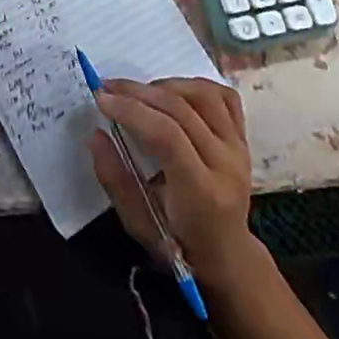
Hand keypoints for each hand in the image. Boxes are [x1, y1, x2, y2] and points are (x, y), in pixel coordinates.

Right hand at [89, 78, 260, 283]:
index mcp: (200, 192)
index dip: (132, 111)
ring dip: (164, 85)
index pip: (167, 136)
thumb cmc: (176, 242)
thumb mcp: (136, 222)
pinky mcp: (242, 139)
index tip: (101, 100)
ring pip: (203, 96)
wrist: (225, 252)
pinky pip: (223, 97)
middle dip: (137, 92)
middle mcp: (226, 165)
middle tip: (107, 88)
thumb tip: (95, 135)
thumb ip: (114, 178)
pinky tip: (170, 92)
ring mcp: (238, 149)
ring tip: (137, 92)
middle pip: (181, 110)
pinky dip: (194, 86)